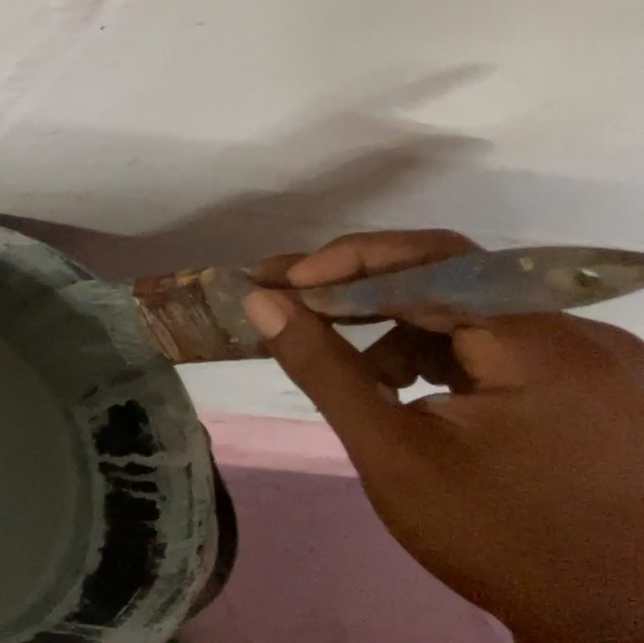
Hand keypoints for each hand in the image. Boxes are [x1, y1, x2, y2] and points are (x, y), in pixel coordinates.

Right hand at [247, 230, 643, 642]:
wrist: (610, 630)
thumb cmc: (497, 538)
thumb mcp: (391, 451)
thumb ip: (322, 366)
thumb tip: (259, 299)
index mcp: (547, 348)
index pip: (431, 262)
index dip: (346, 263)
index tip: (278, 282)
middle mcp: (584, 338)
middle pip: (448, 277)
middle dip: (358, 285)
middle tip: (284, 296)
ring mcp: (595, 363)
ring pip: (468, 307)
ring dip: (393, 320)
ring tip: (341, 357)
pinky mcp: (592, 387)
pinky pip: (496, 338)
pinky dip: (435, 346)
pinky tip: (401, 381)